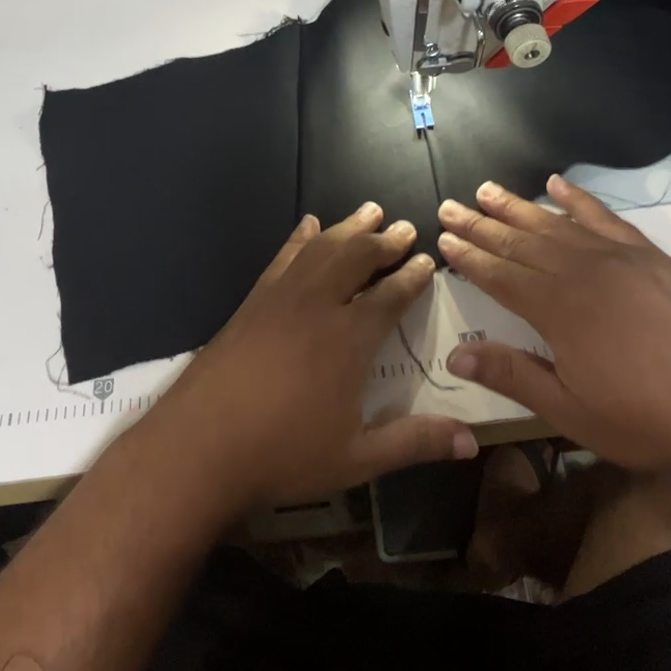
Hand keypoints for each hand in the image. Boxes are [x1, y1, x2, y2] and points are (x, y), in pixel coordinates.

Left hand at [132, 203, 477, 510]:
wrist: (199, 445)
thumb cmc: (281, 454)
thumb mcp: (355, 459)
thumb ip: (413, 443)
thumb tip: (471, 440)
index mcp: (348, 339)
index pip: (390, 295)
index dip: (412, 276)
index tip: (427, 261)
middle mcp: (317, 306)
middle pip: (356, 258)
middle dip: (384, 241)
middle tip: (405, 227)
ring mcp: (280, 299)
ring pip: (321, 249)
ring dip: (348, 228)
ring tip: (369, 212)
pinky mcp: (251, 303)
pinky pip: (282, 258)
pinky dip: (299, 238)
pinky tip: (307, 225)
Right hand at [437, 176, 670, 469]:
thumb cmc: (646, 419)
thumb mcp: (569, 410)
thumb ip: (512, 376)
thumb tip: (455, 354)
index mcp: (558, 310)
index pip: (500, 275)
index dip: (469, 258)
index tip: (443, 239)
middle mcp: (583, 273)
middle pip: (521, 243)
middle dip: (482, 225)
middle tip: (450, 205)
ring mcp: (619, 259)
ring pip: (557, 225)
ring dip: (519, 207)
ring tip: (488, 190)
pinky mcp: (651, 257)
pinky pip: (606, 218)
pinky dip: (579, 200)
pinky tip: (559, 185)